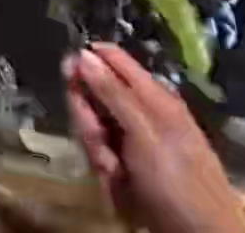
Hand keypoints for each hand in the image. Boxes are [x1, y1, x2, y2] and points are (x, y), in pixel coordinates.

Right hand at [63, 44, 244, 232]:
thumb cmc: (178, 183)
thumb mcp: (143, 132)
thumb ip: (111, 92)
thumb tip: (83, 52)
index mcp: (151, 95)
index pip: (112, 59)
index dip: (86, 60)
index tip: (67, 73)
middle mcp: (142, 113)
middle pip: (97, 98)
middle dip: (90, 122)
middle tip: (101, 146)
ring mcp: (136, 144)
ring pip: (97, 132)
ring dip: (98, 153)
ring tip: (116, 175)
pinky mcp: (132, 172)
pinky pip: (105, 161)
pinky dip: (108, 177)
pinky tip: (121, 191)